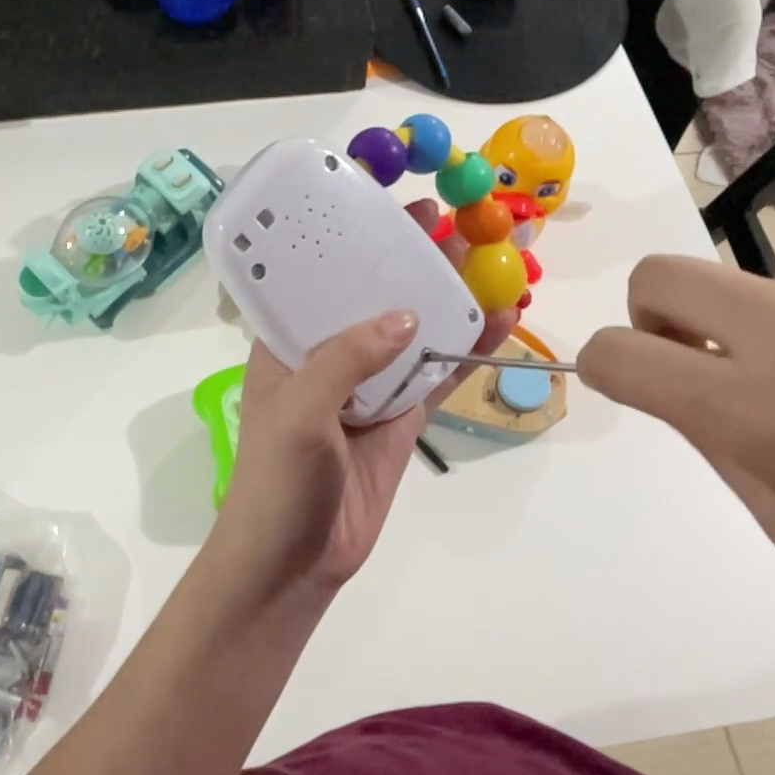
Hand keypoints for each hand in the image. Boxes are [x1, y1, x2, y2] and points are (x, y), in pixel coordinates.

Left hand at [214, 201, 517, 592]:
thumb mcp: (299, 411)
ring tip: (484, 261)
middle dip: (409, 263)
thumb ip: (347, 358)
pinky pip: (435, 376)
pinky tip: (496, 323)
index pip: (322, 278)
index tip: (392, 209)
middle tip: (453, 225)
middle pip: (374, 297)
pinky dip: (464, 351)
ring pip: (412, 332)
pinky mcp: (400, 419)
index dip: (356, 242)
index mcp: (289, 344)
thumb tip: (408, 317)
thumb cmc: (278, 482)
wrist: (295, 565)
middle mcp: (329, 356)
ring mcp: (369, 387)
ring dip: (444, 300)